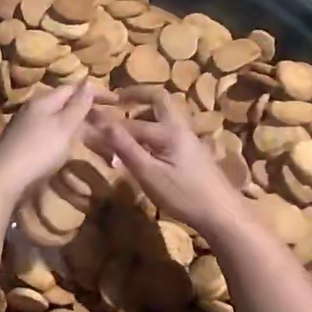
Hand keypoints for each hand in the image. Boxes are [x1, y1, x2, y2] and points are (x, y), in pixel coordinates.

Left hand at [0, 80, 107, 200]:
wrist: (5, 178)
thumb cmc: (38, 149)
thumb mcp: (63, 126)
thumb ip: (77, 105)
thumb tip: (88, 81)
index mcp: (43, 101)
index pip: (72, 88)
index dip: (95, 92)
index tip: (118, 101)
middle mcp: (34, 110)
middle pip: (65, 104)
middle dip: (89, 110)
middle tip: (113, 121)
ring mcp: (28, 127)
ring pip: (60, 120)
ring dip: (81, 125)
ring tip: (102, 135)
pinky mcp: (27, 144)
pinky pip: (54, 134)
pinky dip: (69, 136)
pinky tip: (77, 145)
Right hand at [87, 89, 249, 237]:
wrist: (225, 216)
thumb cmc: (184, 195)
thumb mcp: (149, 173)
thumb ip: (124, 146)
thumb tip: (99, 123)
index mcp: (168, 131)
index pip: (130, 122)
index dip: (107, 121)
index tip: (87, 119)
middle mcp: (180, 128)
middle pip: (159, 99)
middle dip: (136, 95)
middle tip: (116, 100)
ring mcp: (189, 139)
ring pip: (166, 114)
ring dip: (144, 110)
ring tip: (124, 121)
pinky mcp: (193, 152)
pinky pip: (169, 128)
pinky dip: (152, 126)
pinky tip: (143, 144)